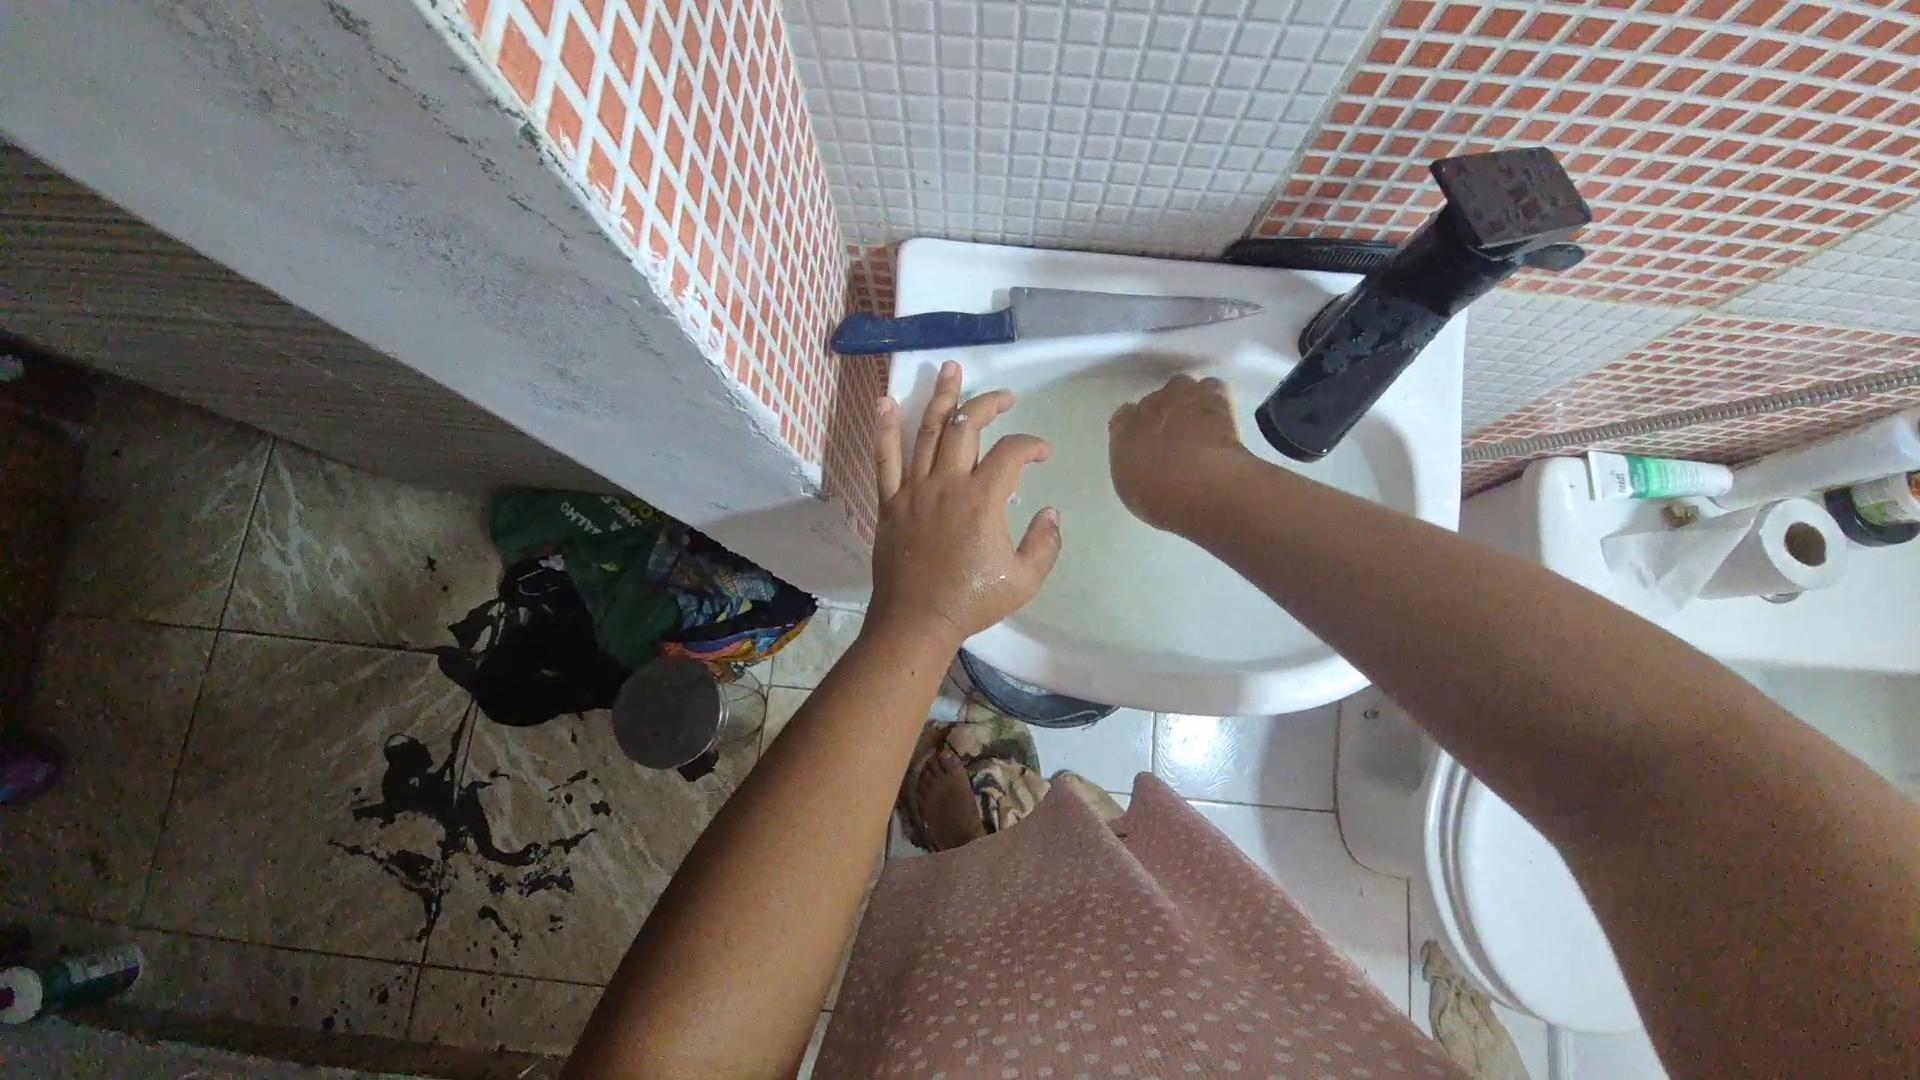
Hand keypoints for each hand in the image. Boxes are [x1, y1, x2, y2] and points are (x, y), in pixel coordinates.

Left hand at [869, 361, 1062, 646]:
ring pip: (927, 431)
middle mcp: (947, 484)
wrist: (916, 621)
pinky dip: (884, 428)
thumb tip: (1050, 512)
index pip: (1012, 453)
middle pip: (965, 426)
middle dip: (987, 403)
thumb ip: (1045, 544)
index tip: (1042, 454)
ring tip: (949, 369)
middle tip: (1004, 396)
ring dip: (940, 397)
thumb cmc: (972, 602)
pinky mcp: (890, 502)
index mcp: (983, 500)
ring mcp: (914, 490)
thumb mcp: (1025, 580)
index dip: (1032, 446)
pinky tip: (885, 400)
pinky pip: (885, 458)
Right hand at [1108, 375, 1257, 532]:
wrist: (1203, 486)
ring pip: (1182, 388)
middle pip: (1153, 401)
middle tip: (1175, 438)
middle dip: (1162, 414)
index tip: (1145, 442)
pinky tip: (1220, 419)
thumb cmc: (1162, 498)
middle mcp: (1148, 408)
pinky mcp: (1216, 398)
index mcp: (1123, 431)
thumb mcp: (1135, 492)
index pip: (1123, 417)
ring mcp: (1182, 398)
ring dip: (1188, 401)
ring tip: (1199, 424)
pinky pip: (1213, 389)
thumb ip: (1135, 469)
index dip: (1135, 428)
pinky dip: (1215, 400)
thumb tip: (1144, 466)